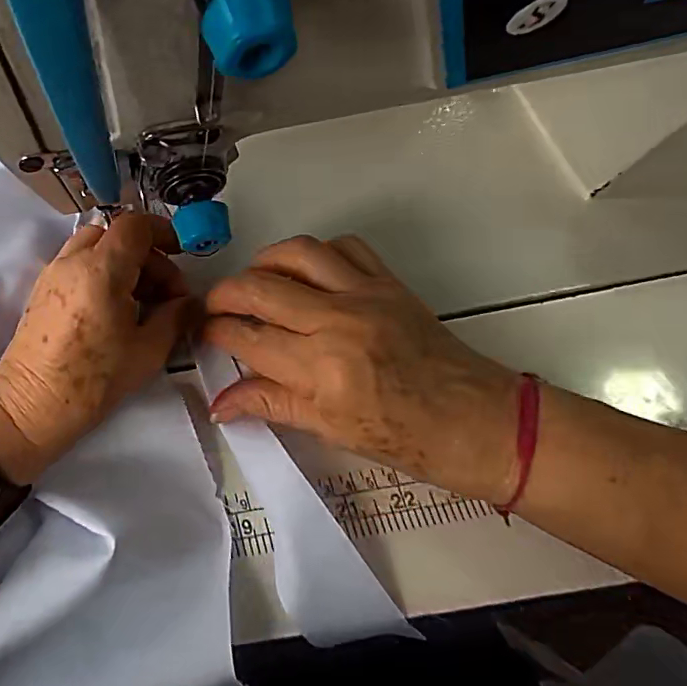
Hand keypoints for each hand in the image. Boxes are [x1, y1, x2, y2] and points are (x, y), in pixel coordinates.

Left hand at [0, 213, 197, 483]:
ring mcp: (51, 275)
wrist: (32, 404)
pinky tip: (114, 310)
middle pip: (113, 234)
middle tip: (165, 291)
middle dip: (145, 254)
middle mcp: (71, 263)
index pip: (134, 225)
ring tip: (140, 304)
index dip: (163, 232)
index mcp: (100, 269)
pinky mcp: (41, 291)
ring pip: (92, 248)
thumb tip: (189, 303)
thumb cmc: (91, 380)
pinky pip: (75, 265)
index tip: (180, 253)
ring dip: (121, 263)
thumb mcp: (148, 350)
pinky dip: (99, 273)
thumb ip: (175, 316)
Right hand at [200, 235, 521, 502]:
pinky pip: (343, 247)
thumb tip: (218, 403)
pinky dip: (314, 254)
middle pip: (256, 288)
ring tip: (254, 284)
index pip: (244, 336)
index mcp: (320, 368)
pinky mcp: (389, 283)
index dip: (213, 333)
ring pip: (295, 253)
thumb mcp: (326, 428)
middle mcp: (338, 322)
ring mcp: (366, 296)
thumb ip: (267, 403)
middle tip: (215, 310)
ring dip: (261, 263)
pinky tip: (305, 276)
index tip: (203, 335)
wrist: (483, 424)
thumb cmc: (405, 438)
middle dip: (222, 295)